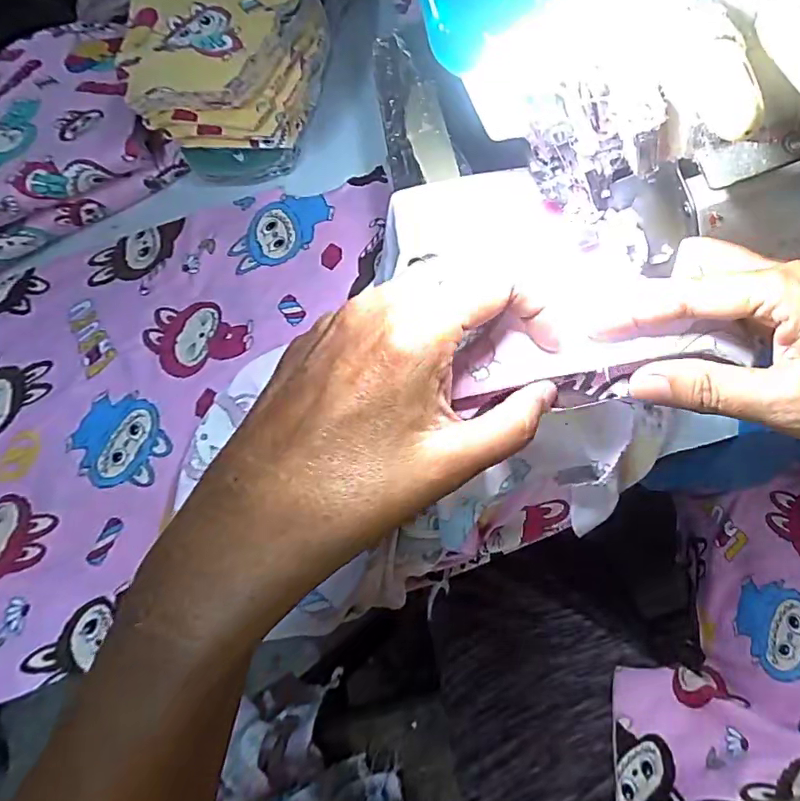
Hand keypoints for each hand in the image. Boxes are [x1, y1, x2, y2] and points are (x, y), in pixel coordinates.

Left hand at [178, 263, 557, 582]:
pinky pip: (379, 312)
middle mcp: (376, 303)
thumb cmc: (360, 494)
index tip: (545, 350)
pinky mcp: (315, 332)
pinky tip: (400, 382)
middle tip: (502, 366)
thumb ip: (514, 421)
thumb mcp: (451, 463)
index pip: (497, 282)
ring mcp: (339, 314)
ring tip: (453, 378)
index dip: (536, 308)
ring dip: (451, 321)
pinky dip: (410, 329)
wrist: (254, 519)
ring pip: (418, 293)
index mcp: (416, 327)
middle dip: (495, 314)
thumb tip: (545, 390)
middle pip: (458, 281)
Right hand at [602, 238, 799, 473]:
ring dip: (682, 308)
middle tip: (618, 331)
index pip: (693, 292)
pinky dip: (709, 319)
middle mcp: (786, 273)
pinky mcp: (798, 307)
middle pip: (703, 270)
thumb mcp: (781, 403)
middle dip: (657, 298)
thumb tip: (638, 381)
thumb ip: (707, 387)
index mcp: (783, 286)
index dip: (639, 310)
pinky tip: (689, 343)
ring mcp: (795, 288)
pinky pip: (740, 301)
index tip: (596, 325)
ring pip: (720, 282)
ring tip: (642, 338)